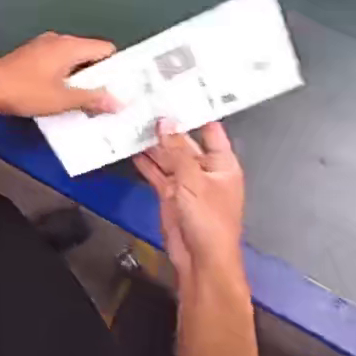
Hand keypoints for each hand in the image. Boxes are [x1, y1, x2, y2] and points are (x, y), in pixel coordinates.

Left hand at [0, 32, 118, 117]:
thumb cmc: (25, 91)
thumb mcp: (62, 100)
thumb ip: (92, 99)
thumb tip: (119, 102)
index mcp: (70, 46)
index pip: (106, 49)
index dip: (117, 67)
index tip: (121, 87)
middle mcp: (58, 40)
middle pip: (90, 53)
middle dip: (99, 75)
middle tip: (106, 99)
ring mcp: (42, 46)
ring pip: (72, 59)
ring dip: (80, 78)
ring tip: (85, 101)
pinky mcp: (30, 55)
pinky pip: (57, 62)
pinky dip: (64, 76)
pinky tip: (61, 95)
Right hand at [136, 121, 246, 290]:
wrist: (201, 261)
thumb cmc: (209, 221)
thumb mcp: (193, 180)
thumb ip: (176, 150)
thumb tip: (166, 122)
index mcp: (222, 163)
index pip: (210, 130)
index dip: (194, 113)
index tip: (175, 94)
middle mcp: (205, 170)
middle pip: (184, 143)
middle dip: (166, 128)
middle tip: (145, 108)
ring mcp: (187, 183)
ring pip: (168, 158)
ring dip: (153, 145)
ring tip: (134, 124)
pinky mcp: (171, 195)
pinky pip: (158, 174)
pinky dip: (146, 164)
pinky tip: (133, 150)